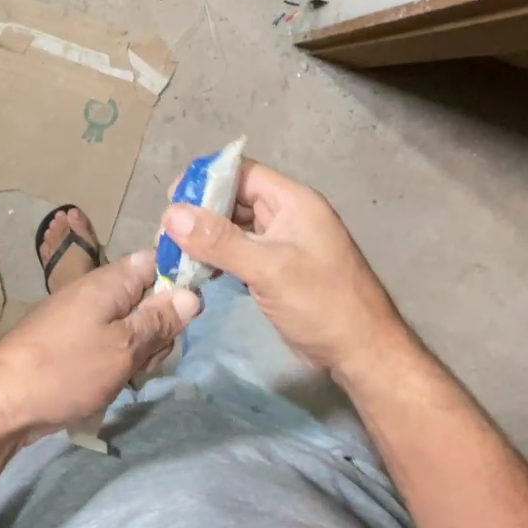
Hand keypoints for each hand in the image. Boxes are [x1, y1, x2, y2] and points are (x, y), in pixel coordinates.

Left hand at [0, 251, 200, 439]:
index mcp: (112, 280)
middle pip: (148, 297)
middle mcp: (97, 290)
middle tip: (146, 357)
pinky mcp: (73, 340)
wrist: (3, 402)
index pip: (158, 261)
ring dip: (138, 351)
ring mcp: (83, 315)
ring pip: (131, 325)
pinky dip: (117, 361)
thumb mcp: (124, 347)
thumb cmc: (67, 369)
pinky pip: (110, 342)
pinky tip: (110, 382)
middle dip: (158, 328)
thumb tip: (193, 293)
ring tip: (125, 374)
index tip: (188, 315)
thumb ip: (159, 320)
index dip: (179, 282)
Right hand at [160, 160, 403, 377]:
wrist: (362, 354)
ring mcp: (282, 245)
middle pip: (234, 200)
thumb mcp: (268, 268)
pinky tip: (196, 272)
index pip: (243, 174)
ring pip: (234, 229)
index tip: (172, 200)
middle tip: (165, 234)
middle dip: (200, 213)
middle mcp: (287, 217)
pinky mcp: (277, 271)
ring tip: (173, 254)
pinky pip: (240, 254)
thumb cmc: (322, 303)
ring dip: (205, 239)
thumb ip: (219, 240)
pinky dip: (218, 259)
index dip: (207, 180)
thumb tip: (171, 214)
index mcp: (293, 202)